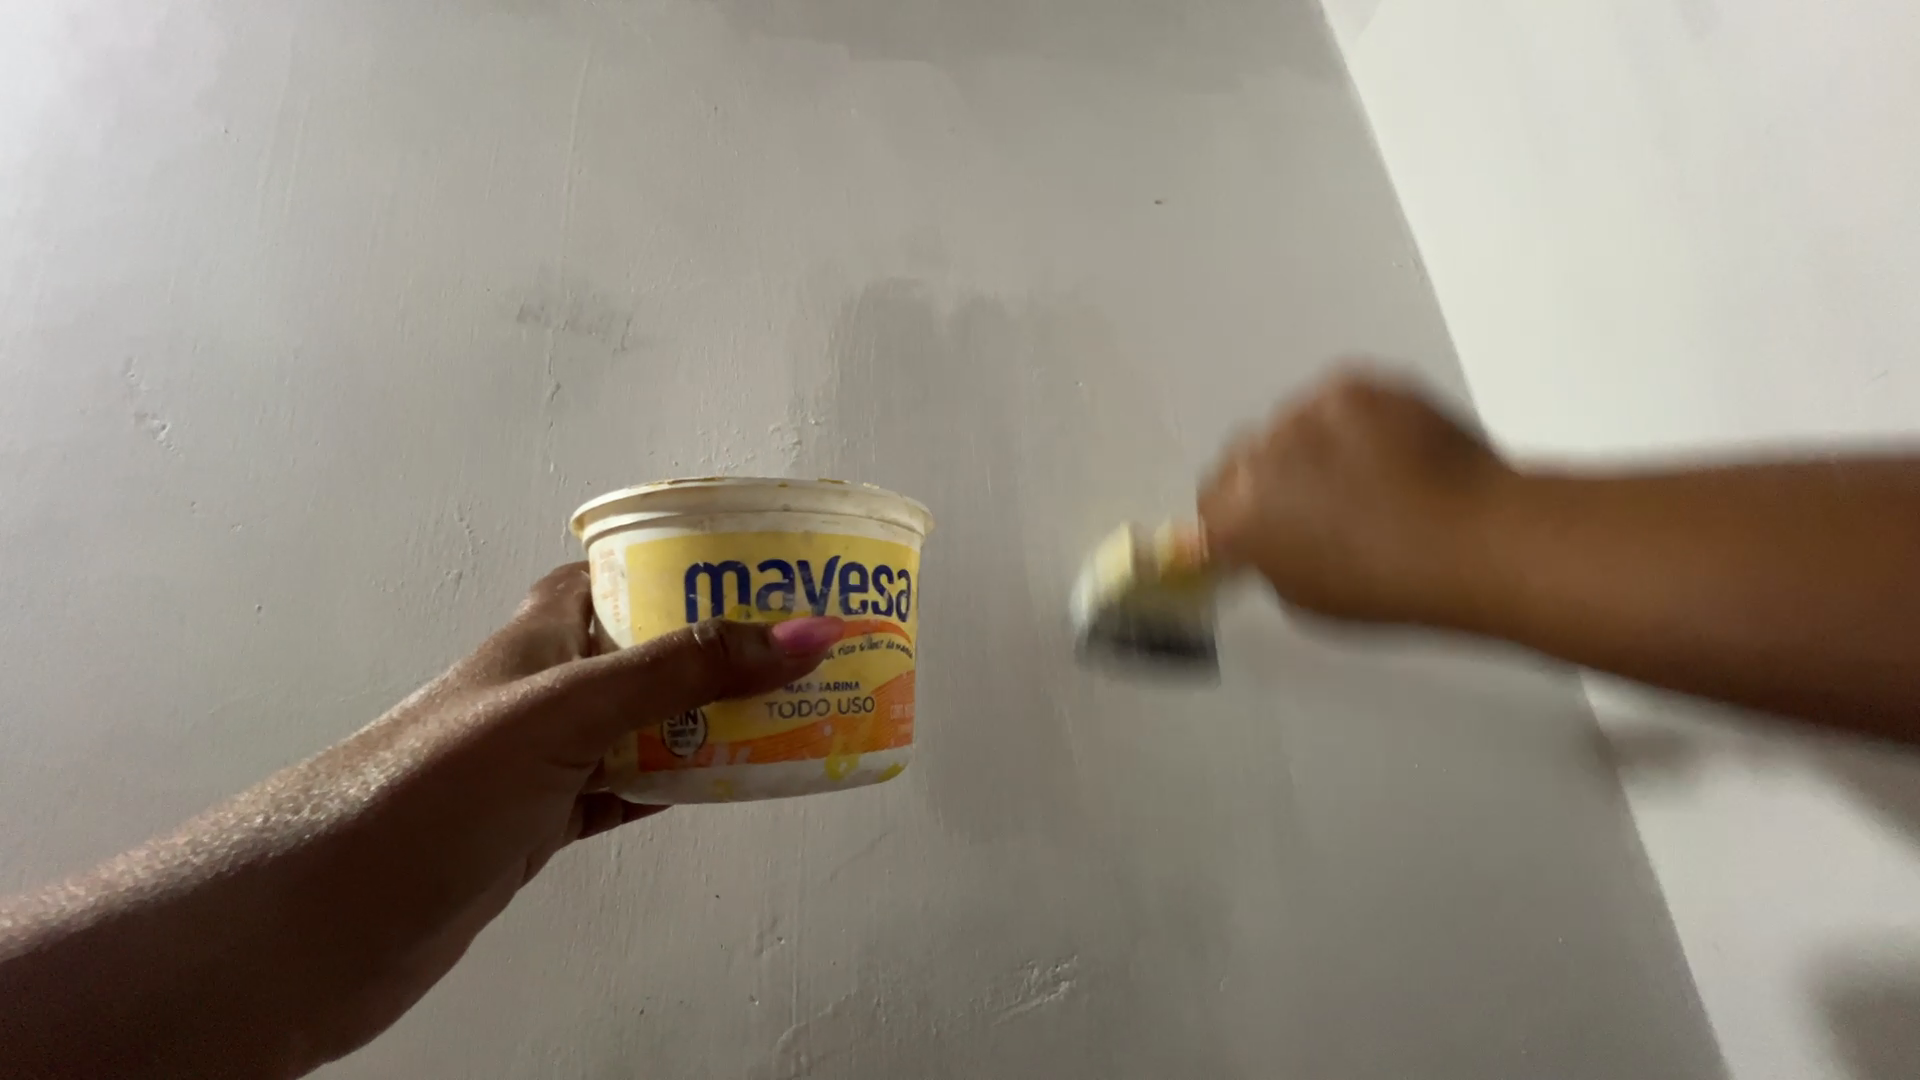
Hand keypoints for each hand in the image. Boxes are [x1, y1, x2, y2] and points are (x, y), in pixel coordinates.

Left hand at [286, 564, 843, 1063]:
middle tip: (802, 646)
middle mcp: (551, 686)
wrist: (301, 941)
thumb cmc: (425, 791)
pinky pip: (643, 785)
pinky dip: (690, 781)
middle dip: (726, 647)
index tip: (759, 568)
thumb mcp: (565, 711)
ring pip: (657, 723)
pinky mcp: (553, 820)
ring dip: (718, 720)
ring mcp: (552, 757)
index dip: (685, 564)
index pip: (620, 573)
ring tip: (797, 710)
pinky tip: (740, 780)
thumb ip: (682, 674)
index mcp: (544, 634)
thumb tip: (808, 634)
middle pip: (655, 651)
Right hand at [1198, 371, 1513, 624]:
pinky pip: (1330, 403)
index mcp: (1239, 515)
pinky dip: (1349, 422)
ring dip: (1307, 446)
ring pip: (1287, 427)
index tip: (1258, 528)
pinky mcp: (1351, 386)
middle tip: (1312, 501)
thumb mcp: (1302, 596)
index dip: (1233, 519)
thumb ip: (1265, 558)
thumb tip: (1263, 540)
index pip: (1207, 506)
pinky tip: (1385, 451)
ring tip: (1363, 474)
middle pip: (1239, 459)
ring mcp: (1306, 415)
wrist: (1479, 540)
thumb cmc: (1391, 585)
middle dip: (1266, 478)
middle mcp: (1259, 457)